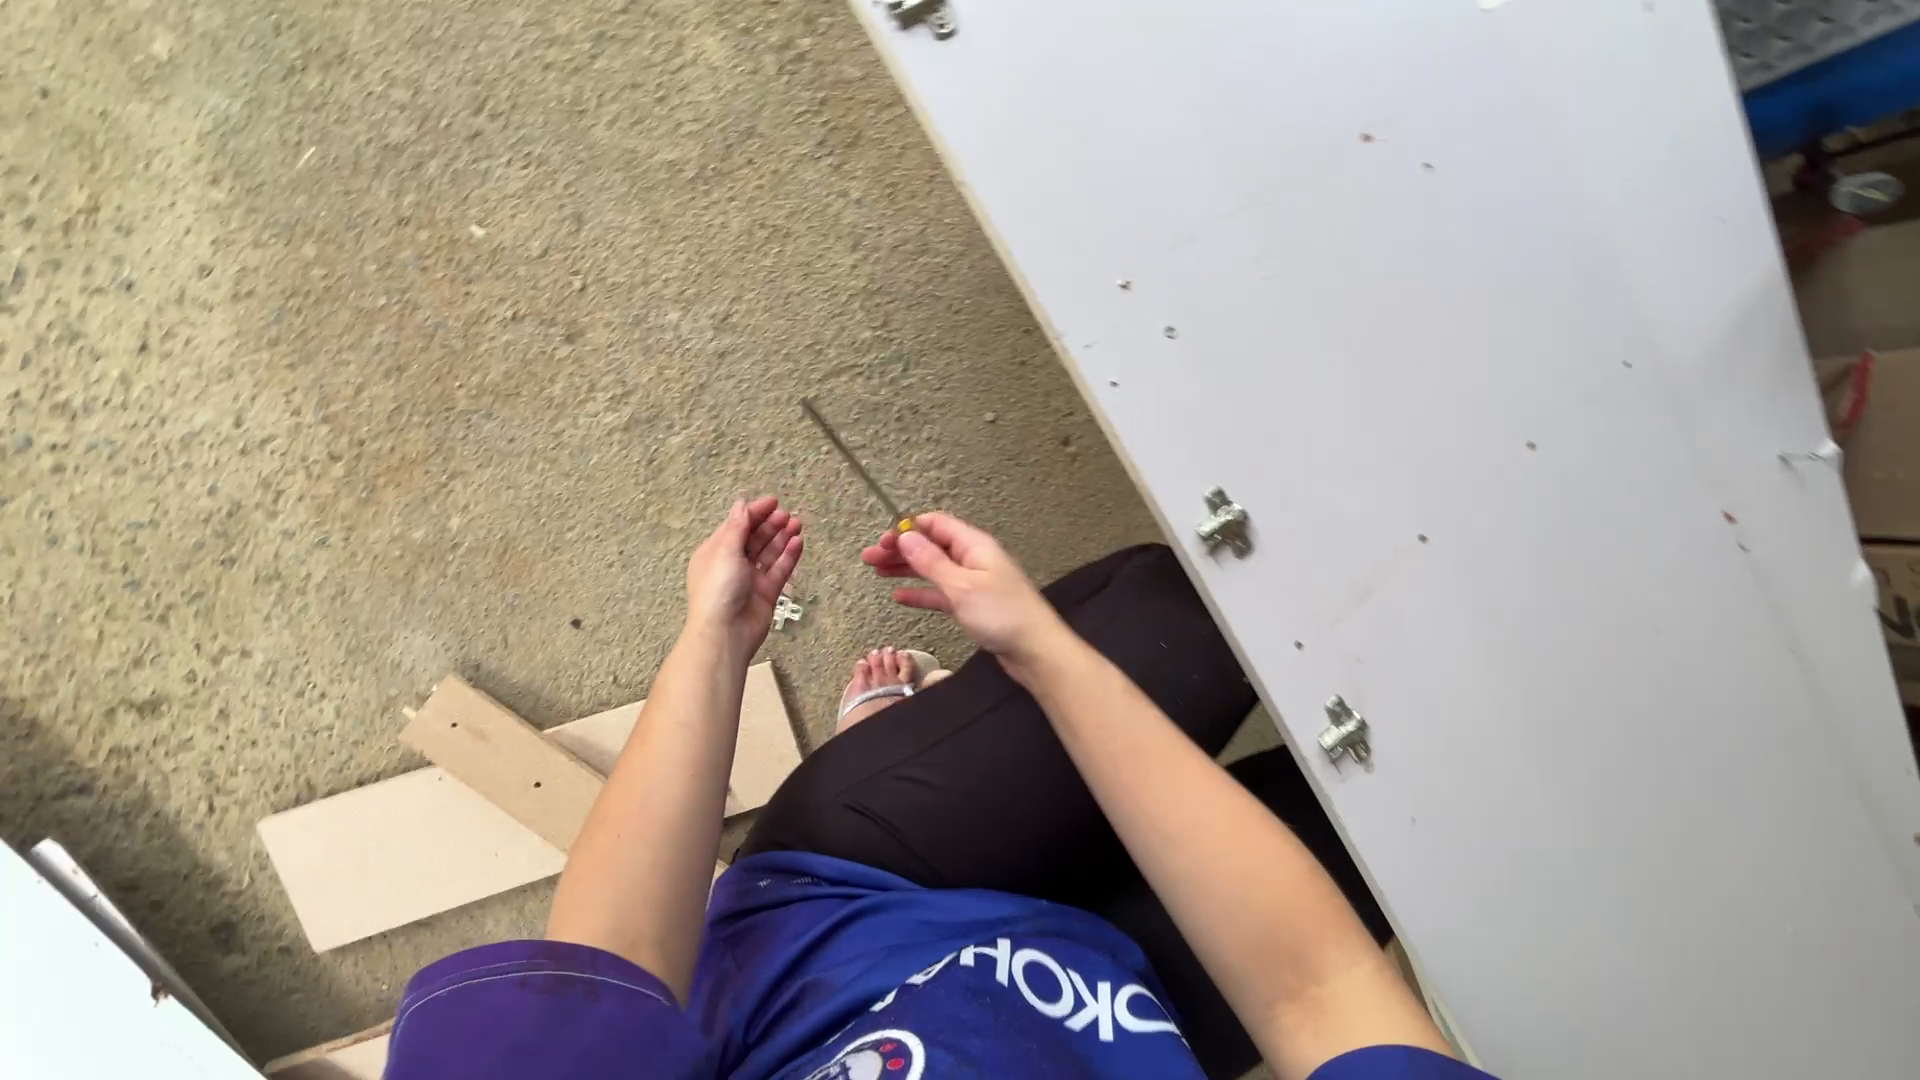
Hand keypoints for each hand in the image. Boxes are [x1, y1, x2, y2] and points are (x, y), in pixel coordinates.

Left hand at [686, 496, 803, 654]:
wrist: (726, 633)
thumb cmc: (718, 590)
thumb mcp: (724, 552)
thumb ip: (737, 527)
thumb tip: (741, 504)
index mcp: (715, 552)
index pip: (737, 526)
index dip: (754, 512)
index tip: (773, 502)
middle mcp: (733, 563)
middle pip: (754, 538)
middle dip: (770, 524)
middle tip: (787, 515)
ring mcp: (751, 578)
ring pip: (769, 553)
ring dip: (782, 537)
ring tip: (797, 524)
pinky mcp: (767, 592)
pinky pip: (780, 570)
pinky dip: (789, 556)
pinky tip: (798, 543)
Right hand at [860, 512, 1069, 674]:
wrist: (1035, 650)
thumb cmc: (1002, 614)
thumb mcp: (961, 585)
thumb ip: (931, 561)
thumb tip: (905, 536)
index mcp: (974, 545)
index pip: (937, 524)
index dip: (908, 528)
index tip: (883, 539)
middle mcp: (973, 559)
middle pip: (931, 546)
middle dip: (901, 549)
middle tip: (869, 557)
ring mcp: (973, 583)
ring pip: (933, 570)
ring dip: (906, 569)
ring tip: (876, 571)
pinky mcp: (972, 606)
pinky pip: (941, 593)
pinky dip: (921, 593)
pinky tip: (899, 597)